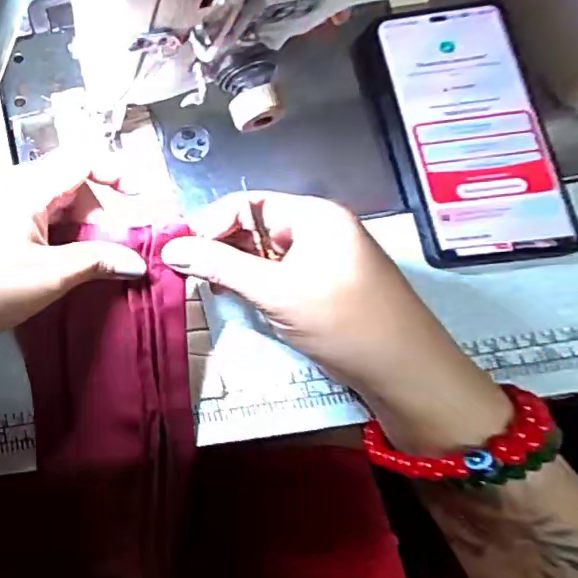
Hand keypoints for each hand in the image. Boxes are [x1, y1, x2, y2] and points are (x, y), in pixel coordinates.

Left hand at [0, 154, 147, 378]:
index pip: (81, 158)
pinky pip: (37, 217)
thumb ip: (98, 262)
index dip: (117, 171)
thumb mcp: (49, 277)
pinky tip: (69, 262)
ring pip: (55, 203)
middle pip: (72, 183)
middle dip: (101, 212)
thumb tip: (137, 263)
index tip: (142, 195)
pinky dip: (60, 235)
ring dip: (81, 228)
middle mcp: (10, 185)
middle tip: (119, 249)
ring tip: (96, 262)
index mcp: (24, 186)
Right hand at [158, 192, 510, 451]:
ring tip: (210, 289)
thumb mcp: (277, 292)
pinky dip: (254, 286)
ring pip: (262, 255)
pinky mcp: (319, 288)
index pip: (248, 203)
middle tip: (191, 275)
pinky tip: (237, 300)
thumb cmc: (343, 323)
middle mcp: (317, 230)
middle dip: (221, 248)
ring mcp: (320, 260)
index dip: (212, 223)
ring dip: (235, 270)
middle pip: (254, 227)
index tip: (184, 254)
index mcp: (314, 216)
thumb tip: (171, 248)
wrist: (406, 374)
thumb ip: (221, 267)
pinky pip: (276, 276)